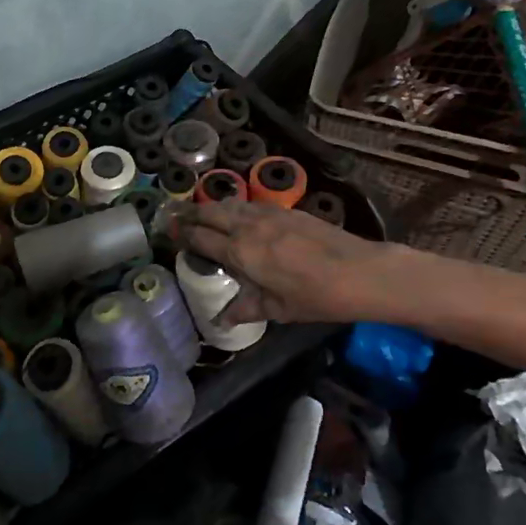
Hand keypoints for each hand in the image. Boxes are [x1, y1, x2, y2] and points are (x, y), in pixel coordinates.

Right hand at [166, 199, 416, 325]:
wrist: (359, 271)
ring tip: (198, 212)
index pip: (201, 238)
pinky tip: (234, 212)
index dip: (182, 234)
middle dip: (189, 214)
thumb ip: (246, 308)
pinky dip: (234, 206)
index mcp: (241, 252)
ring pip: (230, 204)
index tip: (166, 232)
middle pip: (210, 213)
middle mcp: (248, 227)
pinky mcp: (286, 210)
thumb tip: (220, 320)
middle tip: (172, 216)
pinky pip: (249, 204)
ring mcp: (268, 214)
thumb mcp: (277, 310)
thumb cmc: (315, 297)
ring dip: (210, 207)